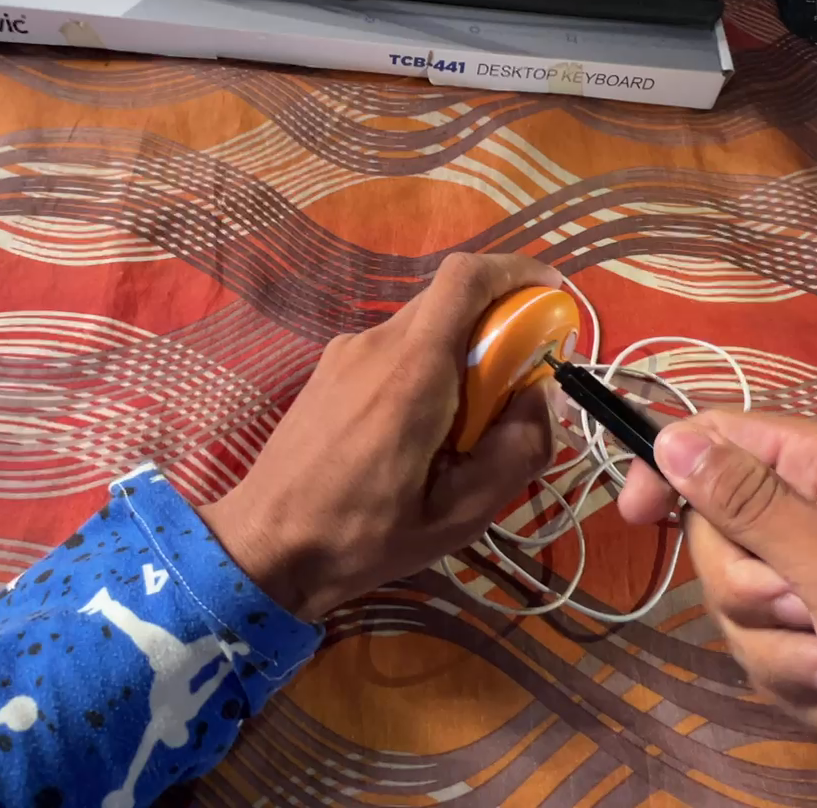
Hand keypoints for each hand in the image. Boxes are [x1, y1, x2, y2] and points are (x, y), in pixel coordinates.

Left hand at [198, 253, 559, 621]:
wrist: (265, 544)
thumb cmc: (365, 535)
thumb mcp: (462, 514)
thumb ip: (519, 448)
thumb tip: (543, 393)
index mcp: (414, 369)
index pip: (466, 278)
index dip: (516, 271)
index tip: (551, 295)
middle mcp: (377, 342)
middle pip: (450, 298)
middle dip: (498, 320)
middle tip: (518, 378)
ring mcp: (346, 349)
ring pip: (422, 322)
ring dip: (460, 348)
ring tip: (464, 420)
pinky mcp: (329, 366)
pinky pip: (394, 345)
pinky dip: (426, 361)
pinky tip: (416, 426)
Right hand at [618, 412, 816, 807]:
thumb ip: (752, 504)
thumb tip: (670, 438)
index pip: (714, 438)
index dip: (666, 467)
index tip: (634, 516)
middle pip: (715, 534)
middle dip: (750, 592)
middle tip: (810, 615)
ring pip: (737, 607)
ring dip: (788, 654)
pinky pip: (770, 656)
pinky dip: (812, 689)